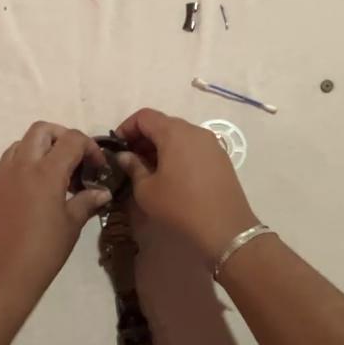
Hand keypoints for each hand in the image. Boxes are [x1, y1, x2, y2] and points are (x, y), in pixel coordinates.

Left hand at [0, 122, 110, 291]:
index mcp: (45, 171)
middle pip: (41, 130)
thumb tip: (101, 192)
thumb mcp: (69, 227)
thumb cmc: (40, 254)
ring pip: (20, 145)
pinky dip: (21, 167)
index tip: (96, 168)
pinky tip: (30, 194)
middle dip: (61, 137)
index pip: (72, 140)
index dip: (90, 148)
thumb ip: (85, 203)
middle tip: (74, 161)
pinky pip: (5, 165)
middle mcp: (19, 165)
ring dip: (39, 150)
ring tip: (52, 177)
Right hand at [114, 108, 260, 260]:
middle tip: (131, 160)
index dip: (126, 128)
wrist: (226, 228)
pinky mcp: (221, 157)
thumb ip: (133, 167)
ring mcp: (211, 143)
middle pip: (163, 123)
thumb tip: (125, 156)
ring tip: (150, 169)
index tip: (117, 148)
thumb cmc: (180, 206)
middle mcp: (195, 130)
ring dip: (161, 146)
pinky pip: (193, 146)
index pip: (144, 116)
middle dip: (143, 138)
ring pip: (180, 135)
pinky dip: (178, 153)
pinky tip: (173, 175)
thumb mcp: (147, 190)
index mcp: (174, 132)